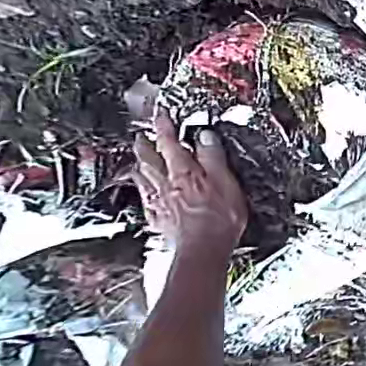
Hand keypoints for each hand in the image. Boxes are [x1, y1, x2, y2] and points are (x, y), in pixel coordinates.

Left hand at [134, 109, 246, 259]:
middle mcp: (166, 183)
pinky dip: (141, 187)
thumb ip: (213, 158)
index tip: (162, 115)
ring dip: (139, 163)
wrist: (202, 250)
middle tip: (142, 135)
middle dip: (145, 144)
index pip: (170, 142)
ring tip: (138, 157)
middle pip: (148, 158)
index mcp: (184, 171)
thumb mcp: (226, 182)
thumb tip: (205, 136)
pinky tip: (143, 188)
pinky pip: (143, 196)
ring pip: (142, 176)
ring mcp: (159, 201)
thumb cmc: (218, 219)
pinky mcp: (157, 217)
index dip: (165, 127)